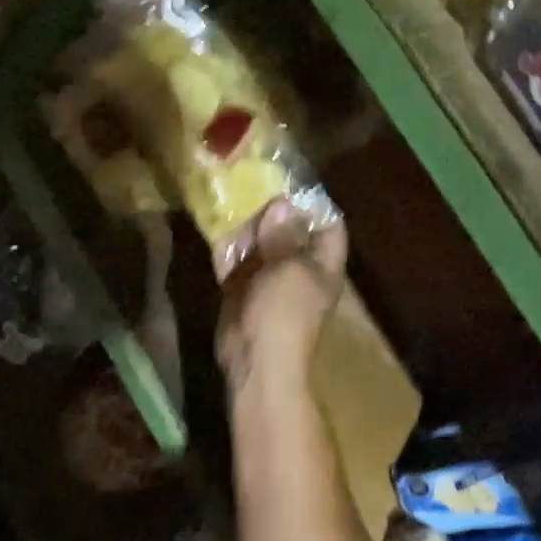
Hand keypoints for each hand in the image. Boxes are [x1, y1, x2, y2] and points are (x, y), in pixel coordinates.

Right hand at [217, 200, 347, 391]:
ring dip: (244, 226)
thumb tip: (283, 203)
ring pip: (257, 245)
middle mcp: (297, 269)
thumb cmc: (283, 312)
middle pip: (287, 232)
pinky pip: (233, 263)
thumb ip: (284, 234)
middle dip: (270, 210)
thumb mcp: (289, 267)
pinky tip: (212, 225)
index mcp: (322, 265)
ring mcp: (266, 281)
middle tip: (248, 180)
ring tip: (227, 195)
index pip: (328, 225)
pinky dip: (224, 248)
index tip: (289, 181)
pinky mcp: (239, 292)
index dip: (313, 203)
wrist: (255, 359)